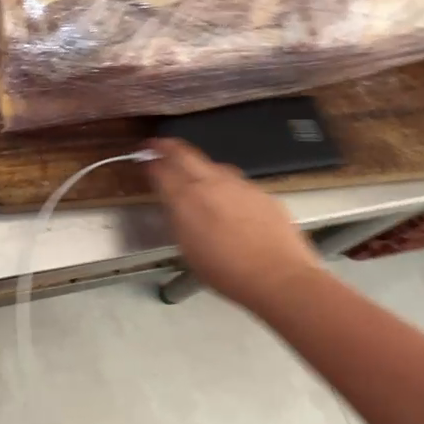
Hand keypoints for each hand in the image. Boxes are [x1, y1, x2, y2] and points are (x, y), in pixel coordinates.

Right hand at [145, 138, 324, 310]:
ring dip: (200, 166)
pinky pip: (238, 182)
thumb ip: (177, 216)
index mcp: (185, 197)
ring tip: (196, 176)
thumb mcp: (186, 246)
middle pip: (184, 153)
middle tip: (158, 145)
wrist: (280, 278)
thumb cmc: (225, 271)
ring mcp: (240, 185)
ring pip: (214, 165)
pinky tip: (230, 201)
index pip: (160, 169)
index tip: (143, 160)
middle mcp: (211, 183)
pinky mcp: (263, 193)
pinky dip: (226, 185)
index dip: (149, 162)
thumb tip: (173, 203)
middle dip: (168, 146)